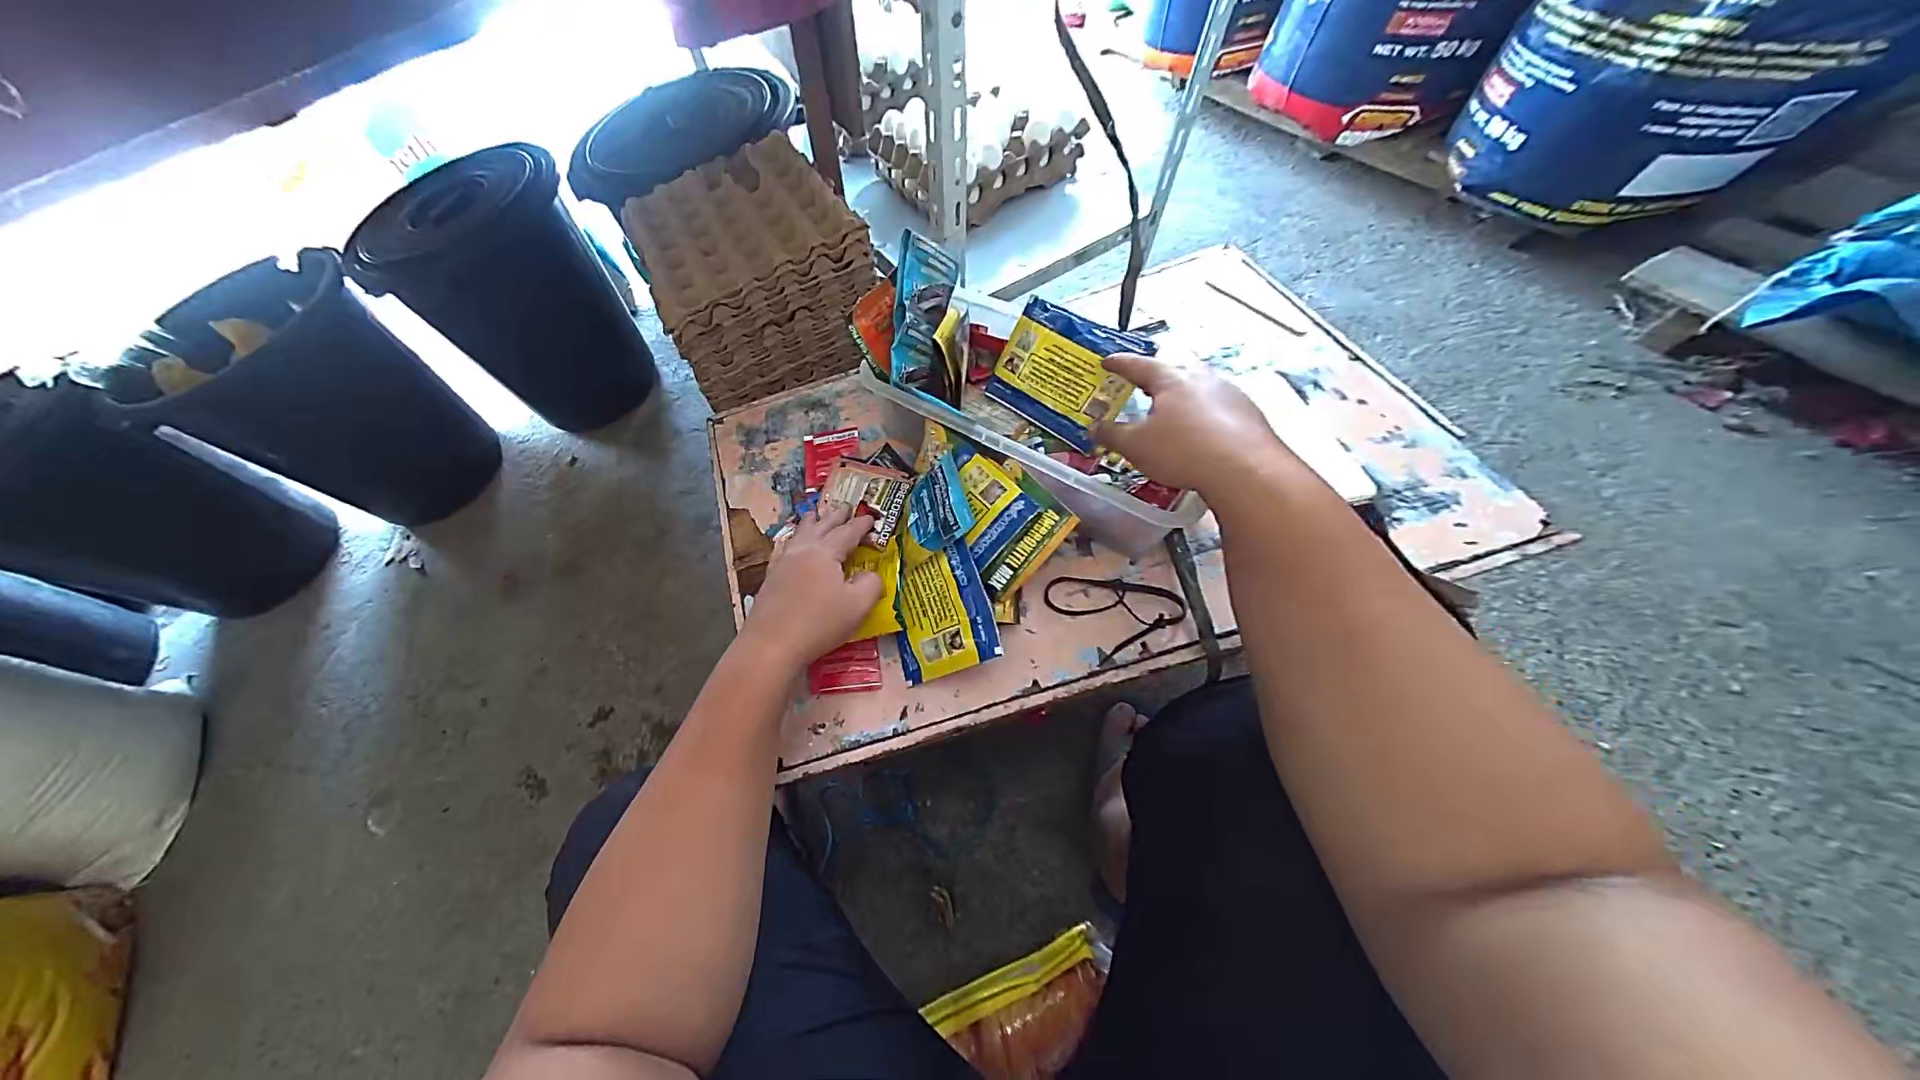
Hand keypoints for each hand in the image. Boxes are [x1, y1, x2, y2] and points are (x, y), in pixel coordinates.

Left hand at [741, 500, 883, 668]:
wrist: (771, 645)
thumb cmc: (819, 624)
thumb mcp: (858, 606)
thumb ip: (871, 584)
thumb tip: (870, 575)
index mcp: (825, 553)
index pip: (847, 532)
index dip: (861, 525)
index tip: (871, 519)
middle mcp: (802, 551)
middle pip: (821, 527)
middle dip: (835, 517)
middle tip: (845, 507)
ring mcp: (782, 564)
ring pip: (799, 535)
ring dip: (811, 523)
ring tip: (815, 515)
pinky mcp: (771, 579)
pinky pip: (785, 549)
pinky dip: (793, 540)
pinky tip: (790, 545)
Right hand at [1096, 352, 1293, 493]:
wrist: (1245, 471)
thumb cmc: (1183, 451)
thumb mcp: (1136, 446)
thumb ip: (1112, 435)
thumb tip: (1094, 429)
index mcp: (1172, 378)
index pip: (1138, 364)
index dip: (1119, 364)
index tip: (1107, 362)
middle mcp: (1202, 378)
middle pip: (1173, 372)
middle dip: (1155, 379)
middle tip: (1140, 388)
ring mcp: (1229, 394)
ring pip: (1198, 389)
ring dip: (1181, 399)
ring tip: (1169, 414)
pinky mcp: (1248, 414)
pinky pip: (1217, 409)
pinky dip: (1202, 417)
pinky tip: (1199, 435)